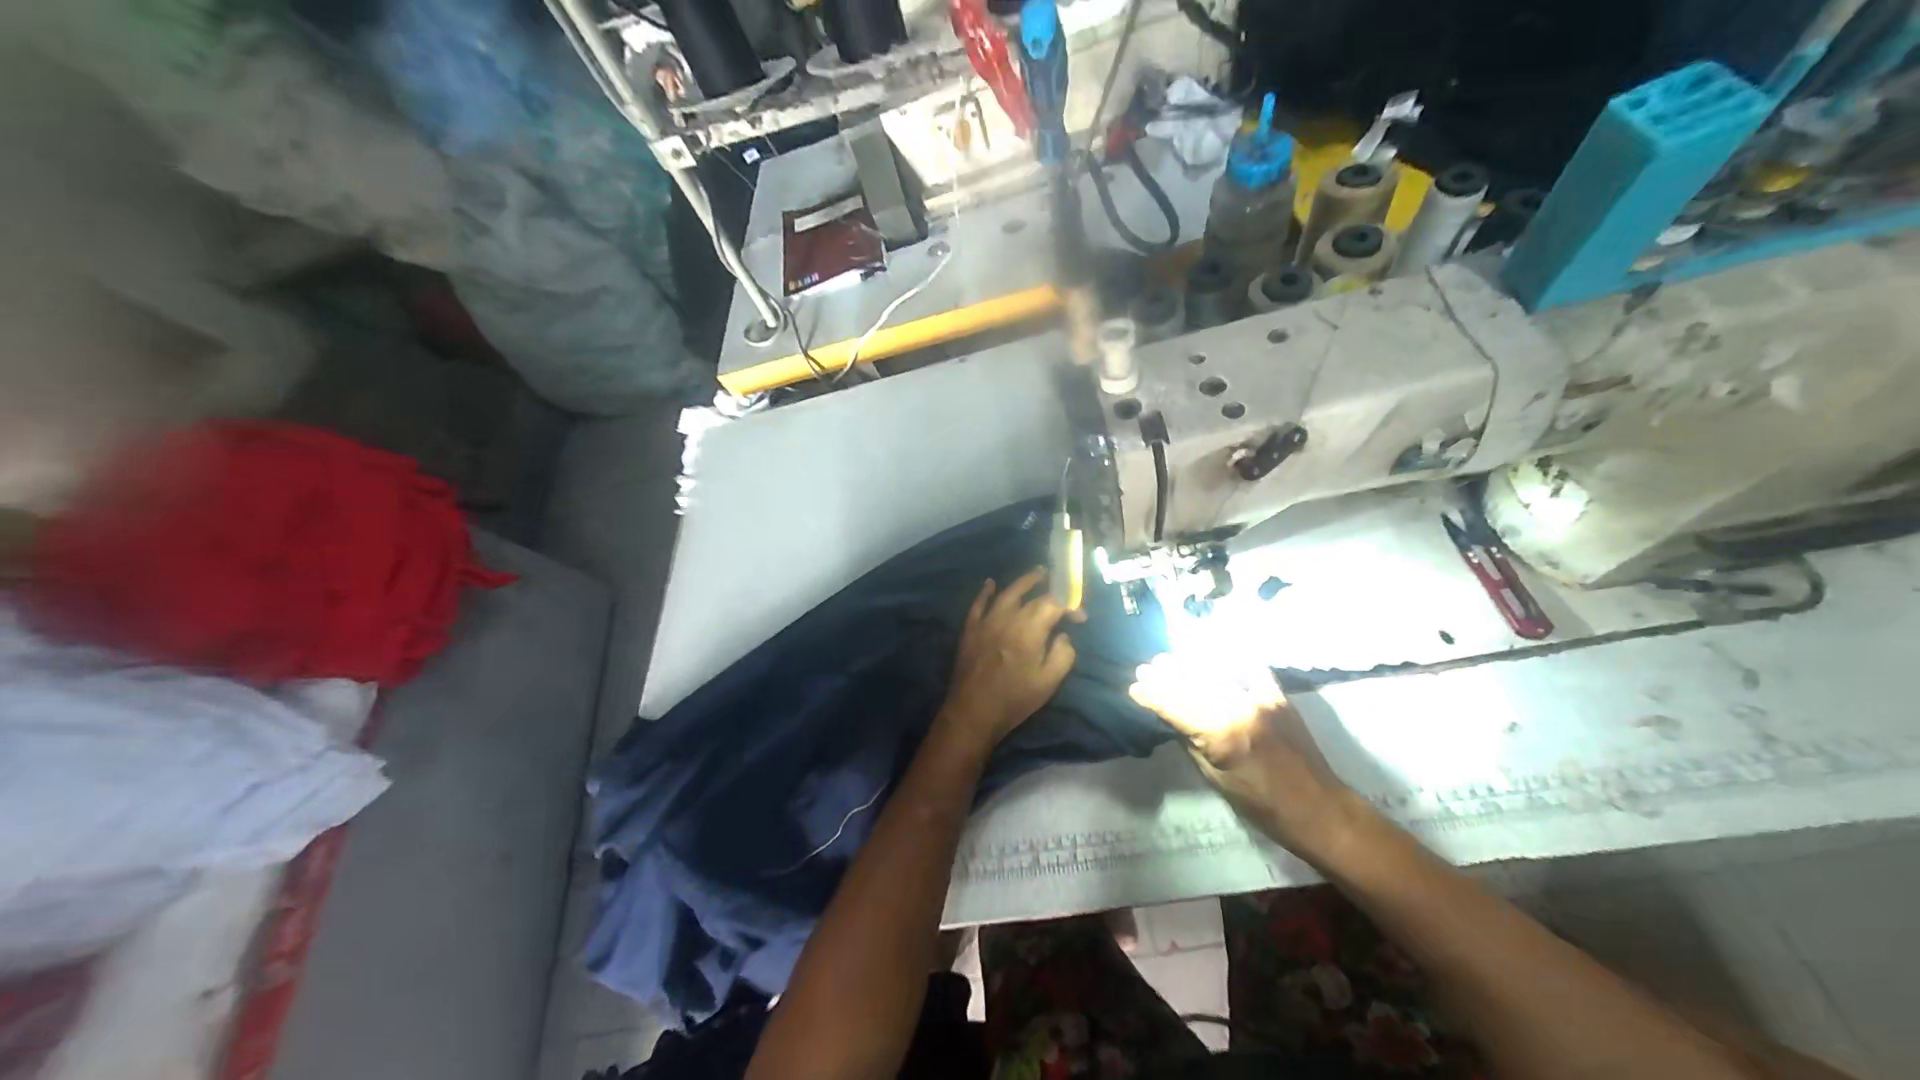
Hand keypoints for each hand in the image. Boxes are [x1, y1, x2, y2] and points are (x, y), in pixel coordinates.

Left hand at [939, 568, 1085, 749]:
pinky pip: (978, 604)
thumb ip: (1063, 654)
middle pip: (1031, 595)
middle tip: (1059, 582)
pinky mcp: (970, 630)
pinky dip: (985, 592)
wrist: (973, 712)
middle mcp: (1008, 618)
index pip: (1054, 604)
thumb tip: (1063, 635)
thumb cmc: (1015, 699)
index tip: (1080, 618)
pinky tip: (990, 583)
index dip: (1070, 606)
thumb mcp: (1049, 682)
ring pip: (1006, 593)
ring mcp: (986, 621)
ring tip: (1036, 574)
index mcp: (1030, 629)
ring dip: (1022, 581)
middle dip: (1049, 589)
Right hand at [1129, 655, 1363, 861]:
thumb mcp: (1214, 778)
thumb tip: (1171, 719)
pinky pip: (1248, 667)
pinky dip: (1227, 659)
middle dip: (1165, 675)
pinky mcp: (1277, 694)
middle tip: (1145, 668)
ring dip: (1189, 663)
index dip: (1151, 695)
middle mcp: (1239, 708)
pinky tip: (1211, 655)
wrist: (1317, 807)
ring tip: (1169, 660)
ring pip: (1216, 670)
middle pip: (1192, 682)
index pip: (1175, 705)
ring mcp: (1260, 697)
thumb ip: (1192, 742)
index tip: (1134, 688)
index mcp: (1220, 735)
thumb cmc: (1261, 804)